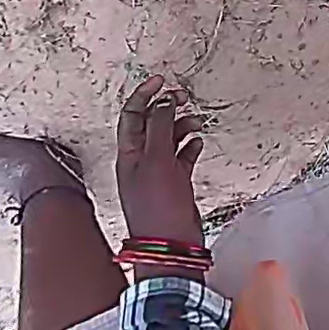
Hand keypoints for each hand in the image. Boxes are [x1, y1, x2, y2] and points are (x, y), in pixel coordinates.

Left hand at [115, 75, 205, 270]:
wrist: (171, 248)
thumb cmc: (159, 208)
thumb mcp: (157, 161)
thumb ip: (159, 128)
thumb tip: (163, 102)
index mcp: (129, 152)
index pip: (133, 113)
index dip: (145, 94)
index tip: (161, 81)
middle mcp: (141, 159)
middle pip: (151, 122)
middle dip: (166, 106)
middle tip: (183, 96)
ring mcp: (157, 171)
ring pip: (168, 137)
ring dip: (181, 124)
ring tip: (197, 120)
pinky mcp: (174, 183)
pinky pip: (181, 156)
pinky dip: (190, 145)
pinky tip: (199, 141)